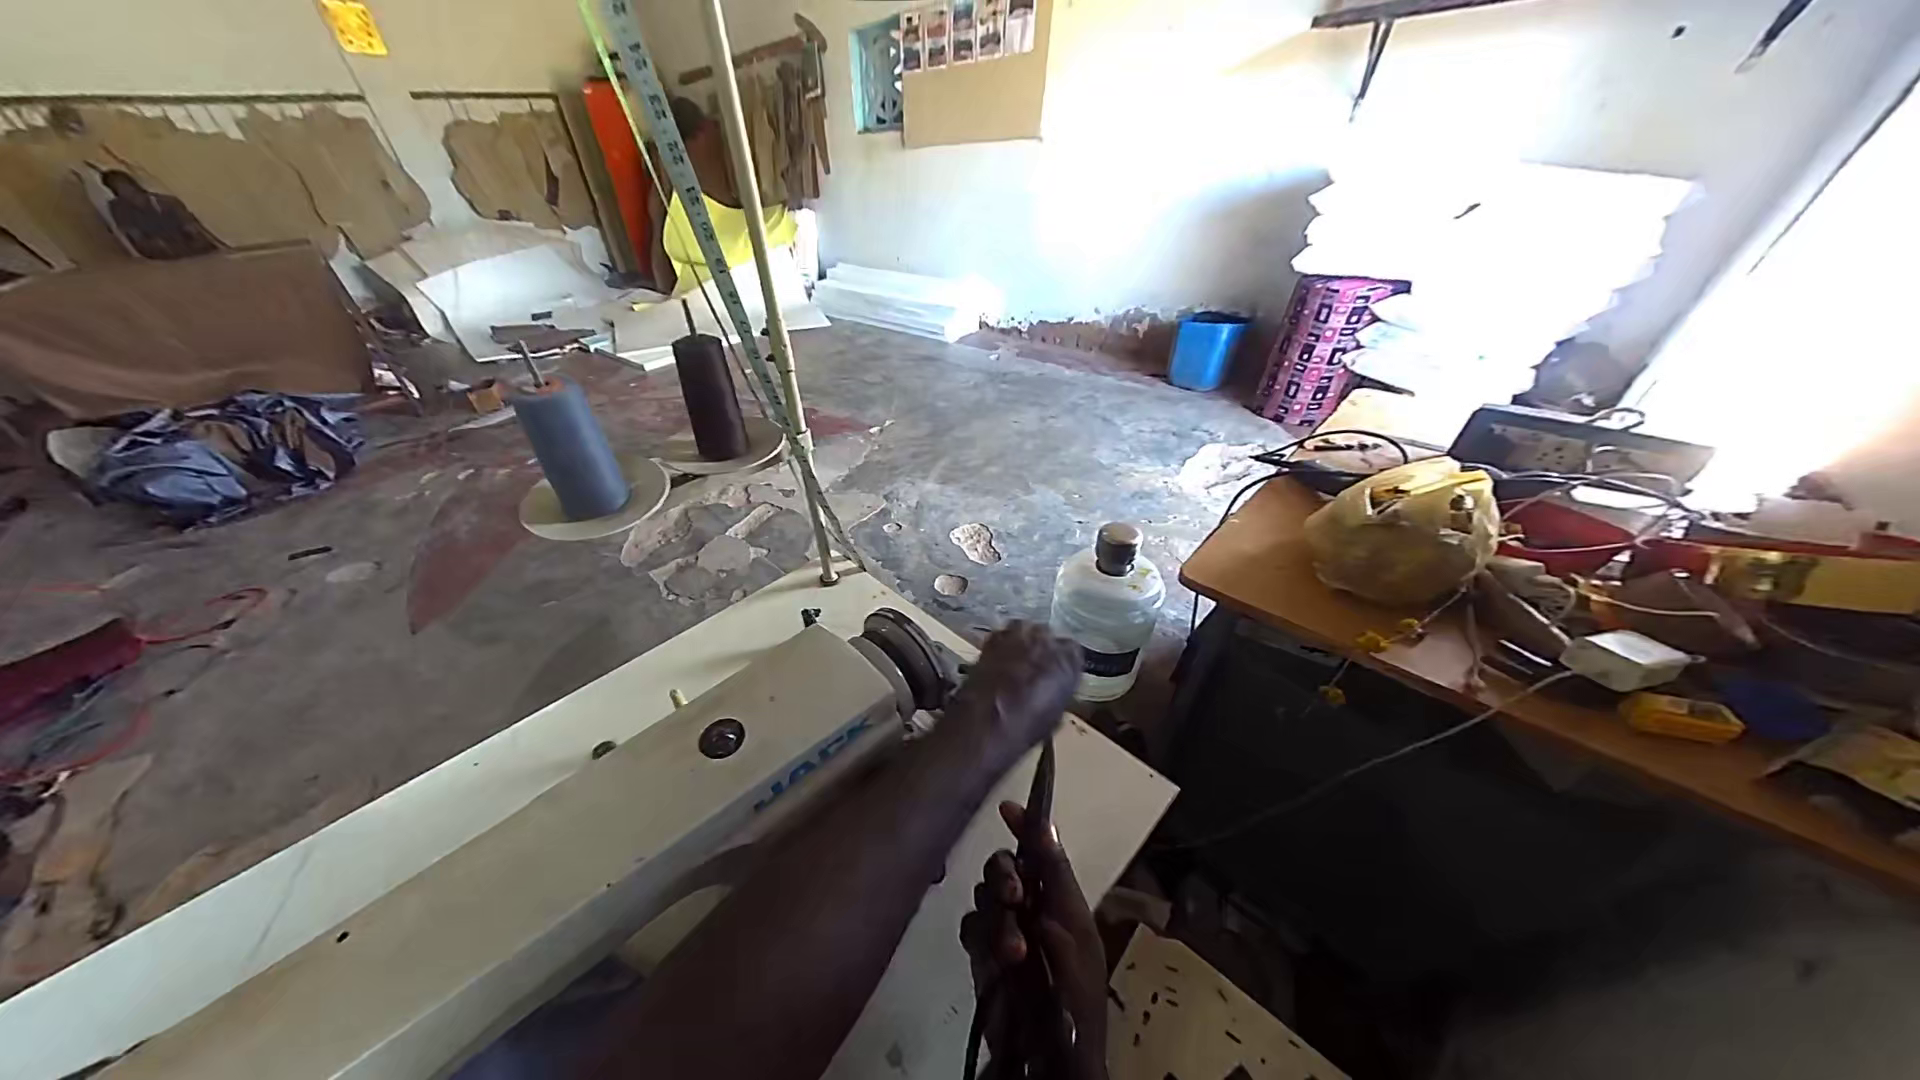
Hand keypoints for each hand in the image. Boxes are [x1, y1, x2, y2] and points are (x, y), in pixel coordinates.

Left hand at [942, 622, 1080, 770]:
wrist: (988, 721)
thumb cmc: (1028, 725)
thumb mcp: (1056, 711)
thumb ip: (1060, 688)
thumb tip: (1053, 685)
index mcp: (1068, 657)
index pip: (1072, 651)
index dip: (1062, 663)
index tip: (1056, 674)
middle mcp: (1046, 639)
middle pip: (1047, 636)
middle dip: (1041, 649)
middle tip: (1034, 669)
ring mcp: (1018, 635)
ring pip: (1024, 631)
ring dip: (1021, 643)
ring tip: (1015, 663)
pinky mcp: (993, 638)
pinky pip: (1002, 636)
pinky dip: (1002, 646)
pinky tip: (997, 662)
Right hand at [960, 801, 1108, 1079]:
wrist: (1054, 1058)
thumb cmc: (1076, 991)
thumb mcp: (1075, 928)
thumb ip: (1056, 874)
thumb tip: (1045, 822)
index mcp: (1057, 896)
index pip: (1037, 849)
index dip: (1024, 826)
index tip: (1007, 808)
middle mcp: (1028, 905)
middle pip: (1002, 867)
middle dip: (1003, 875)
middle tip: (1015, 895)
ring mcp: (1003, 929)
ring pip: (984, 896)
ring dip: (998, 917)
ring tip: (1015, 951)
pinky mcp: (982, 954)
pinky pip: (970, 928)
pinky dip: (981, 938)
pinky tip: (998, 959)